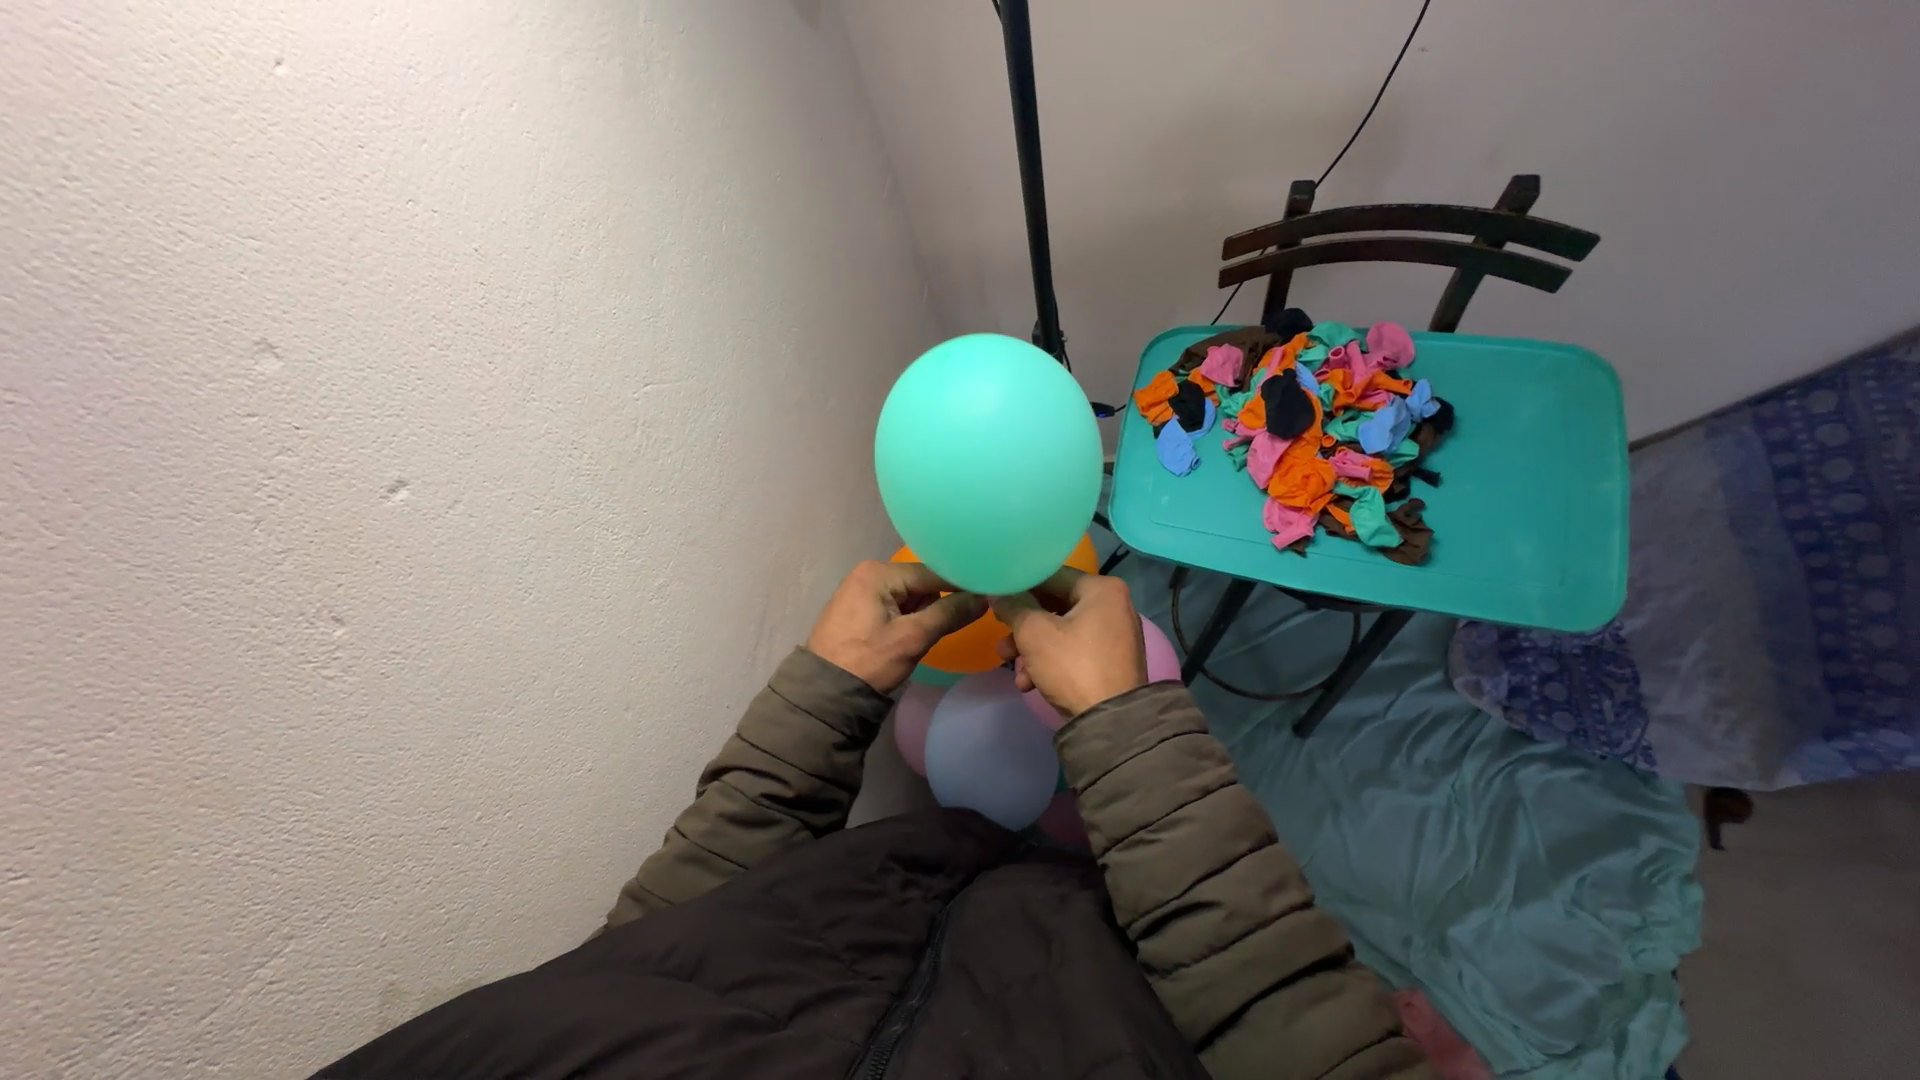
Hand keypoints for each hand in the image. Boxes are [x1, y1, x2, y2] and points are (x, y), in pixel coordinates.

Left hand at [806, 561, 987, 693]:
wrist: (824, 695)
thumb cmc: (868, 661)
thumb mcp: (912, 637)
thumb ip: (949, 613)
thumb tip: (984, 598)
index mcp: (878, 572)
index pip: (932, 572)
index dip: (961, 585)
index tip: (989, 595)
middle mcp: (869, 573)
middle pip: (922, 582)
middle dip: (942, 601)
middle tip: (965, 618)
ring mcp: (862, 591)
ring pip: (911, 596)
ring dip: (926, 613)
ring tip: (941, 629)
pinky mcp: (860, 610)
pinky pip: (897, 606)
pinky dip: (911, 618)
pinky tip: (919, 634)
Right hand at [992, 568, 1147, 718]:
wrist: (1110, 723)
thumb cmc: (1073, 666)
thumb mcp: (1034, 633)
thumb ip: (1013, 606)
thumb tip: (997, 592)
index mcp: (1102, 589)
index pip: (1051, 576)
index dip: (1019, 587)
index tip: (996, 600)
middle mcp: (1112, 606)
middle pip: (1054, 607)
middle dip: (1023, 628)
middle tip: (1002, 642)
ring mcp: (1113, 636)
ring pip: (1060, 633)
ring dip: (1031, 650)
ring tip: (1014, 671)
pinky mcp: (1109, 662)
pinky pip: (1072, 652)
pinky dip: (1050, 663)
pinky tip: (1030, 684)